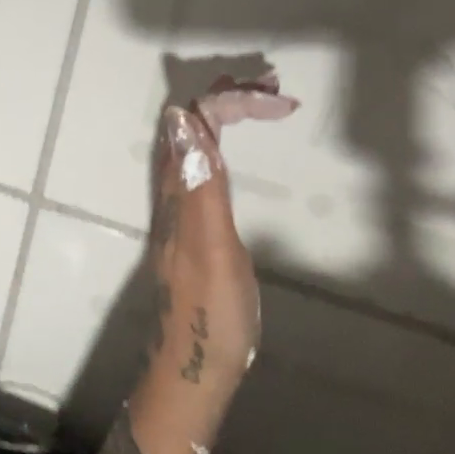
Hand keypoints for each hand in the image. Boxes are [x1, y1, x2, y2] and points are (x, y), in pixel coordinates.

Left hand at [120, 75, 298, 453]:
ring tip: (262, 101)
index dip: (234, 99)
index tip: (280, 100)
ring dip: (225, 113)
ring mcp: (181, 203)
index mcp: (180, 187)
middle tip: (273, 88)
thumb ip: (201, 183)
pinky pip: (202, 161)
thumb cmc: (211, 310)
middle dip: (229, 96)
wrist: (193, 364)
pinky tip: (235, 149)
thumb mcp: (211, 247)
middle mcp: (174, 187)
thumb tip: (183, 115)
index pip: (198, 118)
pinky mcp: (191, 220)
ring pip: (195, 140)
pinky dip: (223, 139)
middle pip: (192, 122)